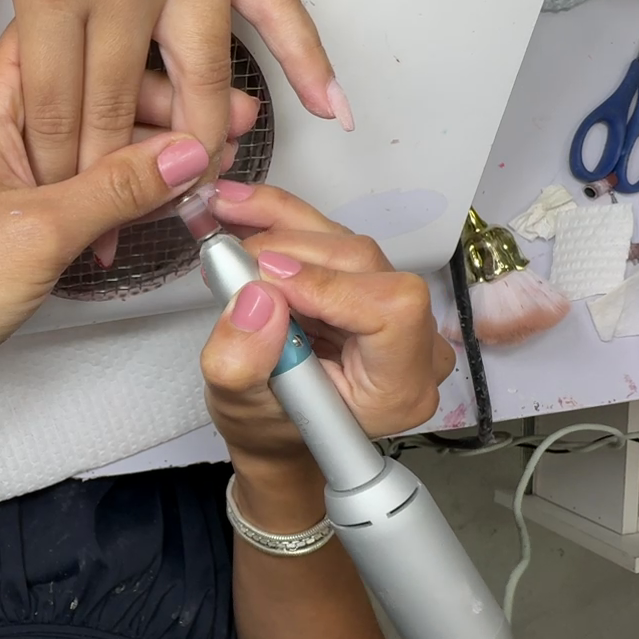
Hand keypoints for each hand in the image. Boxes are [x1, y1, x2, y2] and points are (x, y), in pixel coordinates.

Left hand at [0, 0, 352, 191]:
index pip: (59, 108)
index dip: (61, 173)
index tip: (62, 213)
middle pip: (123, 108)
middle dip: (117, 183)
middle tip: (120, 236)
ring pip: (203, 77)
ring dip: (199, 147)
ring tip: (197, 196)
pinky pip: (278, 3)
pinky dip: (306, 57)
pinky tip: (325, 104)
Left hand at [0, 27, 255, 389]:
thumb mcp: (41, 229)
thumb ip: (119, 186)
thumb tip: (183, 154)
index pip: (75, 43)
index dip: (144, 53)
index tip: (201, 71)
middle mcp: (0, 124)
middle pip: (95, 91)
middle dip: (163, 111)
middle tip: (225, 123)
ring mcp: (13, 166)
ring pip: (96, 140)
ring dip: (151, 154)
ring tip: (210, 160)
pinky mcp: (23, 205)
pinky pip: (84, 181)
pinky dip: (125, 188)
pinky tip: (167, 194)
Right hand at [198, 182, 455, 472]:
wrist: (274, 429)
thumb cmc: (266, 428)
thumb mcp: (237, 408)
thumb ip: (241, 363)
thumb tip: (256, 297)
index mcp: (396, 388)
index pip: (391, 311)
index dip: (327, 284)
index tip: (262, 279)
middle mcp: (412, 343)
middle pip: (365, 266)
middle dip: (289, 252)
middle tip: (228, 259)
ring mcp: (394, 309)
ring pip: (344, 243)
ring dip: (280, 226)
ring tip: (225, 216)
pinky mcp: (367, 282)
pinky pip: (332, 238)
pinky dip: (283, 222)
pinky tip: (244, 210)